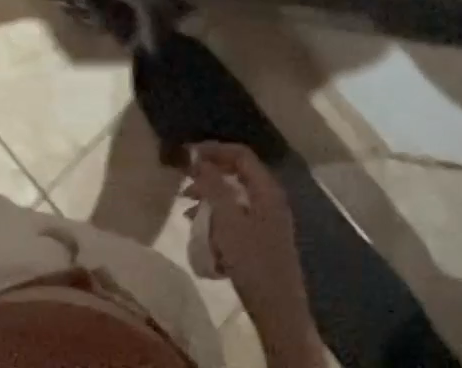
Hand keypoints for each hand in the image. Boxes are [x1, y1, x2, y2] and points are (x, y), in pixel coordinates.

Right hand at [185, 143, 311, 334]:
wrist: (278, 311)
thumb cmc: (252, 260)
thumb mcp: (227, 220)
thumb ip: (213, 185)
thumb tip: (198, 157)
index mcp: (267, 189)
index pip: (240, 154)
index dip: (213, 150)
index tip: (187, 156)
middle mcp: (270, 200)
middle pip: (237, 175)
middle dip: (208, 177)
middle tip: (183, 184)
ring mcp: (269, 221)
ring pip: (235, 198)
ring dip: (210, 200)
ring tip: (186, 212)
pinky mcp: (263, 240)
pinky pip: (237, 218)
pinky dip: (218, 219)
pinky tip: (202, 233)